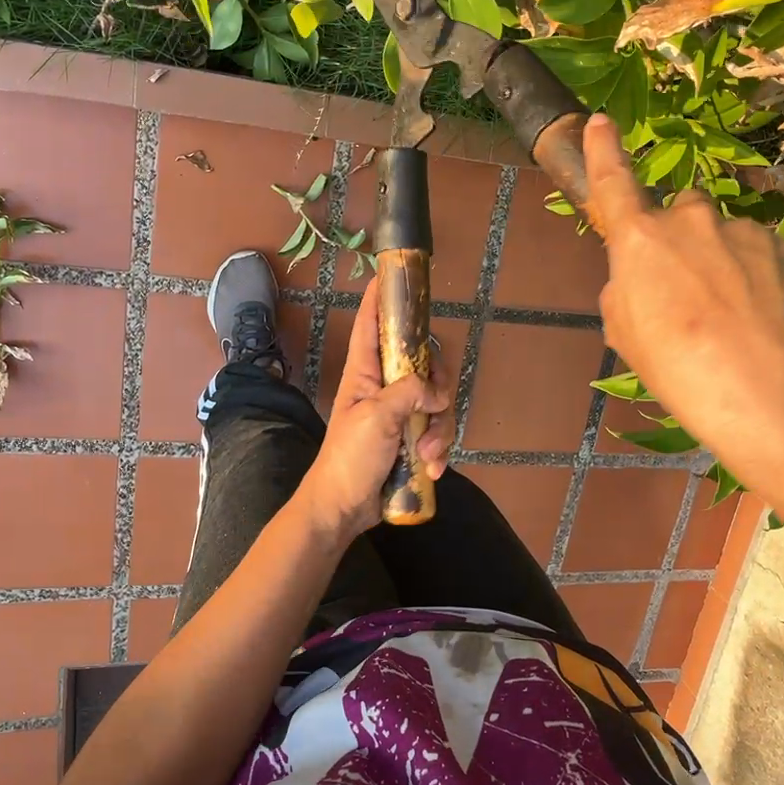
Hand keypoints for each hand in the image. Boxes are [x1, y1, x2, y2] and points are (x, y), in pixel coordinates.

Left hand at [294, 275, 455, 535]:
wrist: (343, 508)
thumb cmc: (349, 458)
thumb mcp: (376, 418)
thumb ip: (408, 392)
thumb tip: (434, 391)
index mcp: (365, 372)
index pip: (371, 324)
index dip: (380, 299)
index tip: (390, 276)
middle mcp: (384, 385)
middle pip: (424, 362)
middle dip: (438, 386)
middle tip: (435, 405)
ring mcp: (399, 411)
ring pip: (437, 400)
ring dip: (440, 428)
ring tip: (429, 453)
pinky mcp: (410, 436)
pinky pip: (437, 429)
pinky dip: (440, 448)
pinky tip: (433, 467)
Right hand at [582, 113, 783, 484]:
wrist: (773, 393)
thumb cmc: (680, 369)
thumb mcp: (626, 335)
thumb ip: (626, 290)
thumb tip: (644, 277)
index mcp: (640, 240)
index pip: (613, 183)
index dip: (603, 151)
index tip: (600, 121)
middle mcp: (691, 220)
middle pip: (679, 214)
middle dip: (680, 242)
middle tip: (686, 296)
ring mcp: (744, 230)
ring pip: (722, 238)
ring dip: (721, 265)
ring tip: (732, 322)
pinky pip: (760, 255)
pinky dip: (757, 279)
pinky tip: (764, 322)